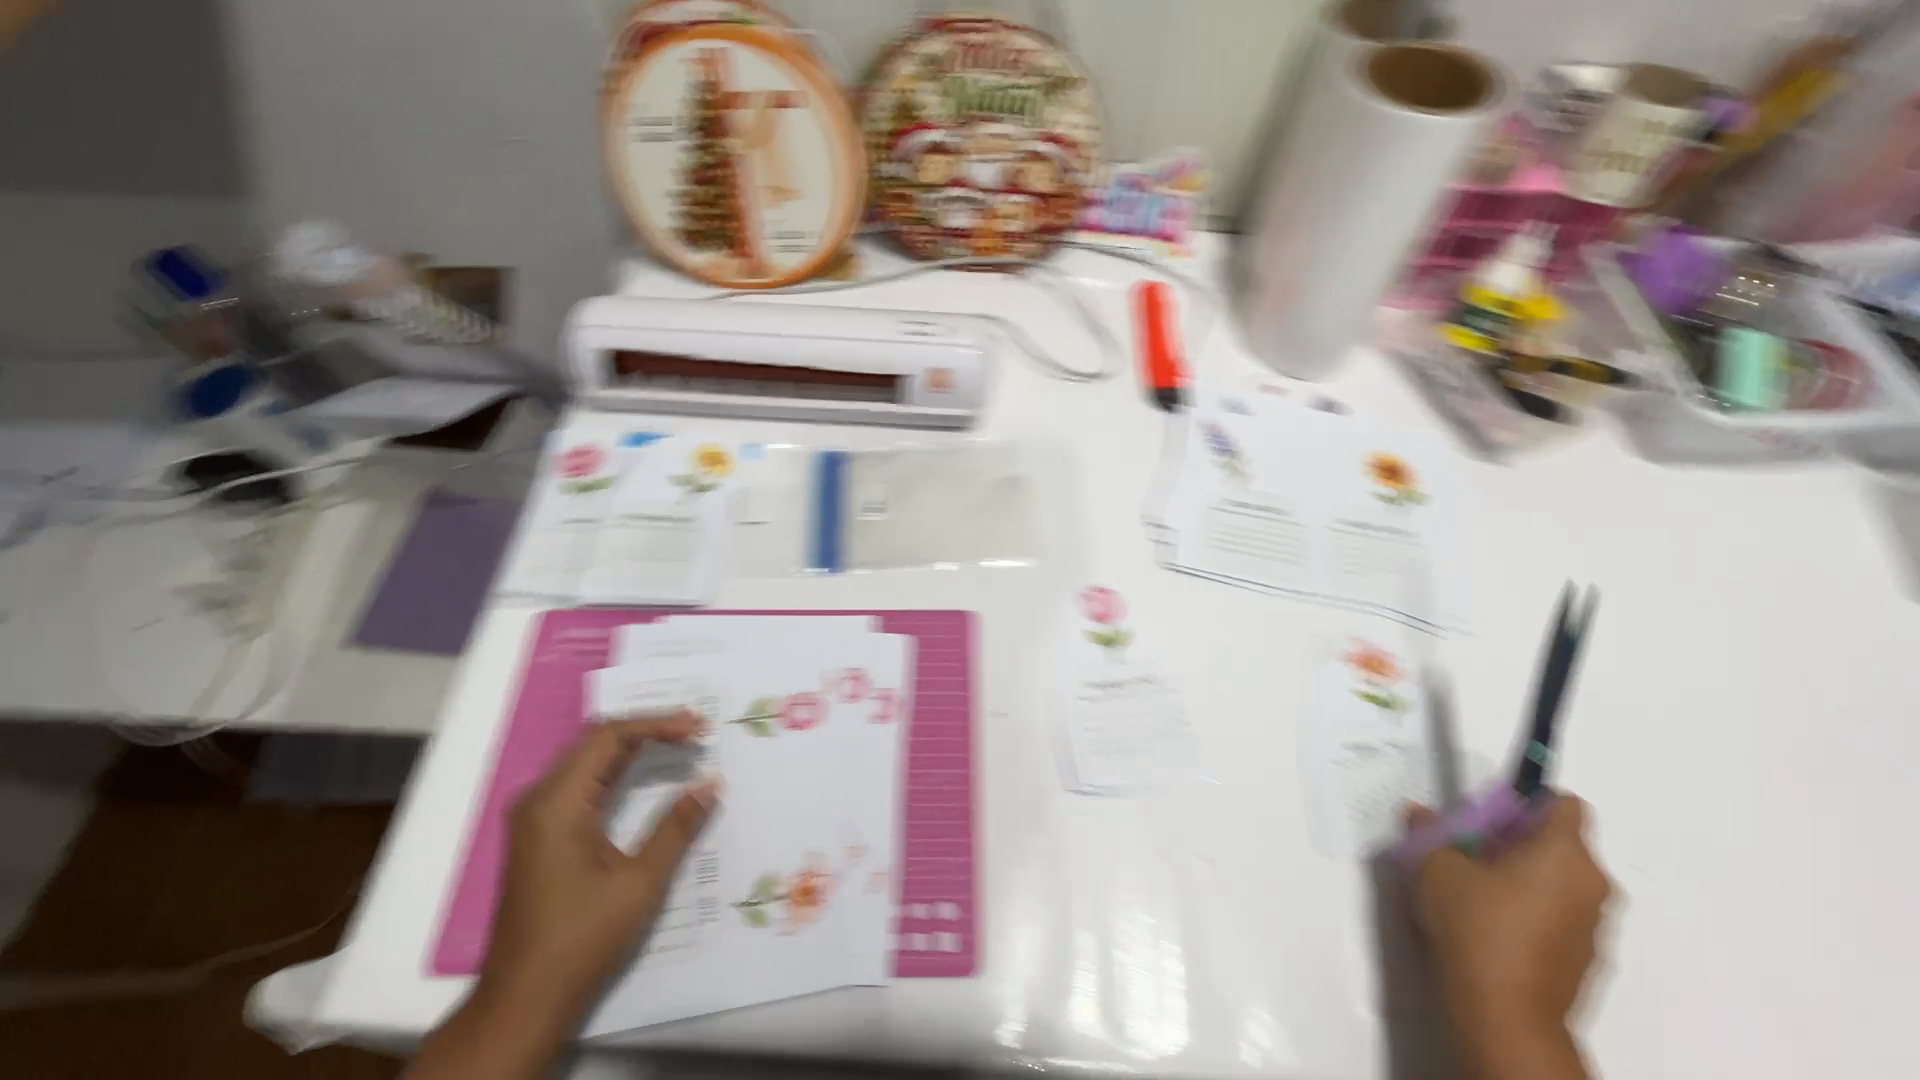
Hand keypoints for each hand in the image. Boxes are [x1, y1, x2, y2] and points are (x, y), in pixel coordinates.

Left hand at [480, 709, 721, 1020]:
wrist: (524, 998)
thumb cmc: (583, 937)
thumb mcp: (640, 881)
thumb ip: (676, 826)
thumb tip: (710, 783)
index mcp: (557, 802)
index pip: (609, 737)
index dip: (657, 724)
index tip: (700, 726)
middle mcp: (539, 799)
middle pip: (595, 742)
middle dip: (647, 730)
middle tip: (696, 730)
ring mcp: (534, 818)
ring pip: (587, 761)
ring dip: (632, 749)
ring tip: (679, 744)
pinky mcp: (539, 836)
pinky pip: (580, 785)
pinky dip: (616, 772)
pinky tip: (645, 776)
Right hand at [1408, 796, 1611, 1079]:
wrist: (1506, 1016)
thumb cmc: (1475, 927)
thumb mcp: (1434, 868)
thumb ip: (1428, 831)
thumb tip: (1419, 812)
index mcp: (1564, 853)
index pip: (1566, 804)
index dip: (1528, 802)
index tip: (1490, 819)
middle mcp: (1593, 884)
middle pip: (1562, 844)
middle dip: (1520, 843)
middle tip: (1472, 856)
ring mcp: (1597, 926)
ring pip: (1562, 883)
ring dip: (1528, 880)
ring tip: (1479, 898)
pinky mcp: (1589, 960)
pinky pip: (1562, 918)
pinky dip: (1535, 914)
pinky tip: (1495, 933)